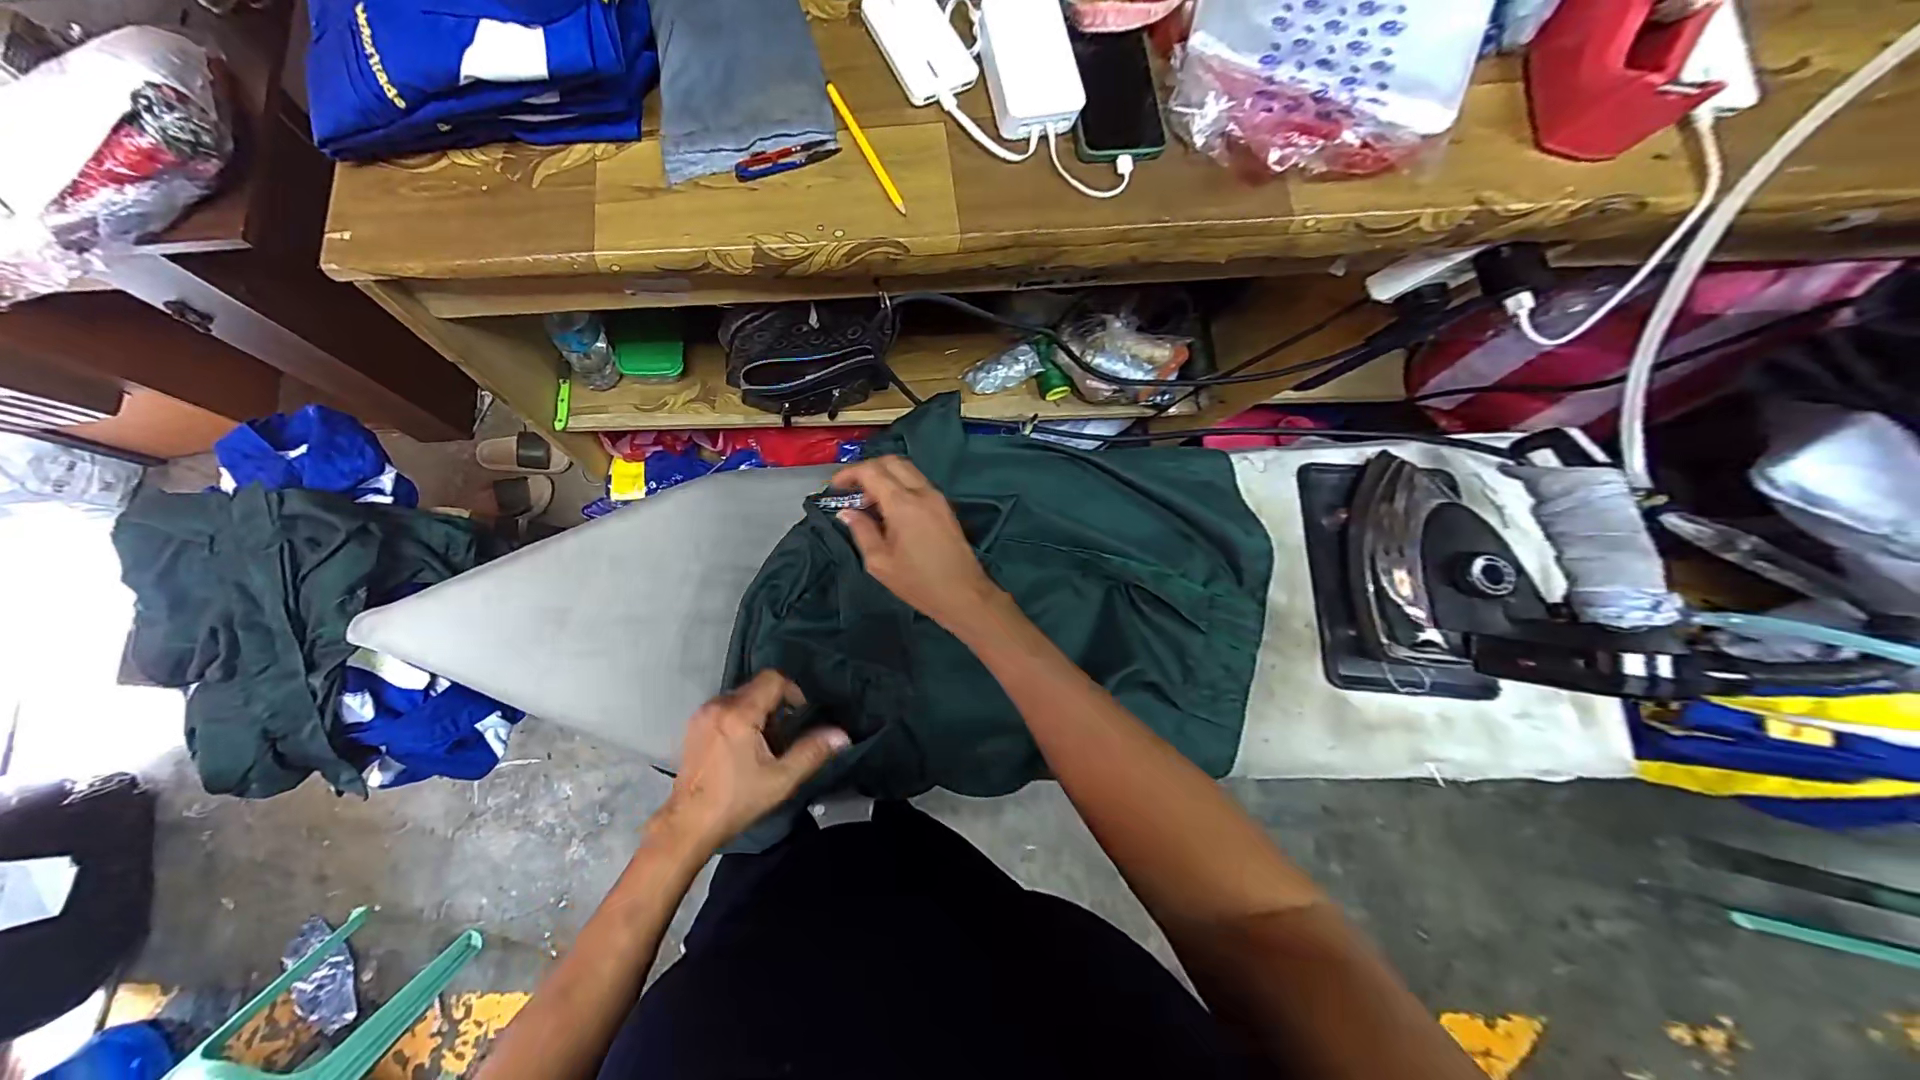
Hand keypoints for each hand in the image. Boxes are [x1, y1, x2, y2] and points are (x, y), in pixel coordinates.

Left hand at [651, 671, 848, 851]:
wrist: (688, 825)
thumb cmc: (736, 801)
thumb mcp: (780, 780)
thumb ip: (812, 752)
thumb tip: (841, 735)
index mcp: (739, 714)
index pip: (772, 679)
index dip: (793, 691)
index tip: (800, 714)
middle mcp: (717, 706)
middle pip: (757, 687)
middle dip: (776, 704)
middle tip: (785, 733)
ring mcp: (702, 715)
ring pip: (741, 696)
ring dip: (758, 710)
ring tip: (766, 741)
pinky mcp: (694, 726)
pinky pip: (725, 707)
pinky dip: (741, 716)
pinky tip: (744, 746)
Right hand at [832, 456, 1005, 630]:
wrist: (964, 594)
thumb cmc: (918, 582)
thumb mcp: (880, 562)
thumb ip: (861, 531)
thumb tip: (847, 512)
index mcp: (903, 503)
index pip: (872, 471)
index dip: (849, 473)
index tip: (835, 487)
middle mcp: (922, 492)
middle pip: (892, 462)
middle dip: (868, 469)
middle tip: (852, 490)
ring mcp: (937, 497)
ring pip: (907, 470)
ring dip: (885, 477)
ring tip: (869, 501)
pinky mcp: (945, 507)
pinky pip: (918, 483)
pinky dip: (900, 486)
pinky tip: (890, 509)